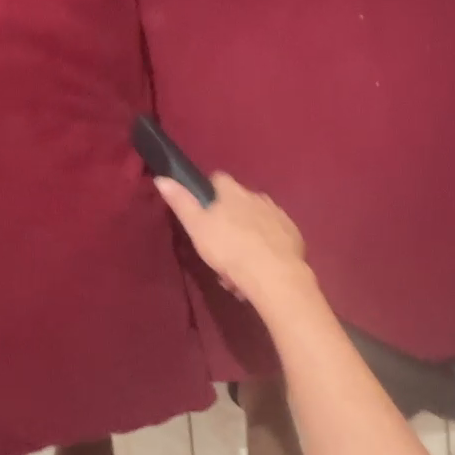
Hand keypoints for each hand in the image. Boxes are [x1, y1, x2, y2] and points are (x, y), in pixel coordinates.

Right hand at [154, 172, 314, 307]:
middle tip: (219, 245)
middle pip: (239, 201)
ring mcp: (277, 214)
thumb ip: (181, 202)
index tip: (203, 211)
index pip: (218, 179)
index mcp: (232, 192)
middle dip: (230, 218)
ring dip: (248, 233)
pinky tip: (259, 265)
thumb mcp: (197, 227)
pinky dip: (266, 244)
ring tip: (239, 262)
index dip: (209, 192)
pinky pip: (274, 235)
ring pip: (257, 219)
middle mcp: (257, 196)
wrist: (274, 276)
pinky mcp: (293, 234)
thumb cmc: (229, 250)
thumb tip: (162, 178)